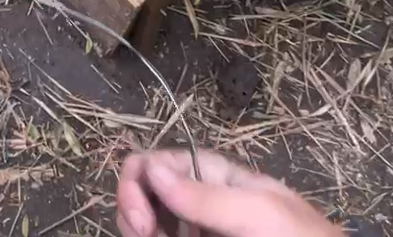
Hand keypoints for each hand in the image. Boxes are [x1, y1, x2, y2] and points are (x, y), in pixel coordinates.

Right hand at [116, 150, 339, 236]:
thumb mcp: (261, 216)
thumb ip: (205, 196)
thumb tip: (150, 169)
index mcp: (212, 177)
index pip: (154, 163)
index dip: (135, 185)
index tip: (141, 225)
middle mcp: (200, 204)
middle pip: (144, 196)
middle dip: (132, 214)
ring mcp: (201, 232)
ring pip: (151, 226)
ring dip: (141, 231)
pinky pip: (170, 236)